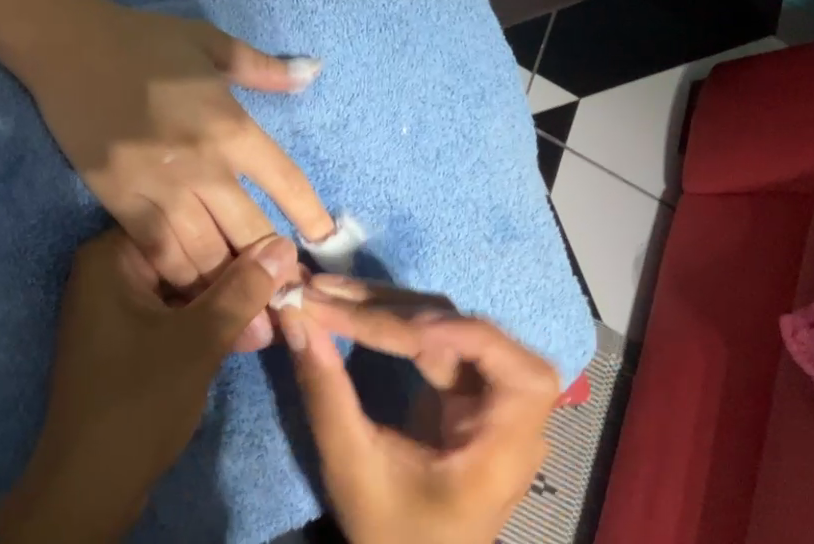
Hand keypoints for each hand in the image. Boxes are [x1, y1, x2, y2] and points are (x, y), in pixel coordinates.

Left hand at [0, 230, 296, 543]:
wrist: (91, 479)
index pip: (179, 223)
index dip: (234, 237)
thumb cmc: (139, 397)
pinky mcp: (122, 336)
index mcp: (109, 255)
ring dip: (223, 304)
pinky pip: (169, 313)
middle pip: (180, 255)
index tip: (281, 252)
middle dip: (232, 276)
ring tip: (272, 322)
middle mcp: (105, 270)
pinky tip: (246, 335)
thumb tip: (284, 245)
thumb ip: (243, 290)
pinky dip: (202, 322)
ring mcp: (111, 304)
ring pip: (179, 287)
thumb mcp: (199, 339)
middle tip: (286, 290)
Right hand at [23, 5, 333, 293]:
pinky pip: (158, 253)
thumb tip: (310, 74)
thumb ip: (260, 67)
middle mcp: (203, 166)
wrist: (70, 49)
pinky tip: (191, 295)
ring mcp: (160, 189)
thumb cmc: (143, 41)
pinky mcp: (119, 202)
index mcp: (230, 126)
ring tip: (249, 315)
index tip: (324, 243)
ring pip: (206, 257)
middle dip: (275, 274)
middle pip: (251, 235)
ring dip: (230, 289)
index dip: (311, 218)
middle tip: (288, 300)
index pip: (287, 182)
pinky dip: (178, 278)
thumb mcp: (208, 42)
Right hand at [276, 278, 561, 543]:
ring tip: (329, 293)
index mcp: (504, 450)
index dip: (468, 337)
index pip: (521, 374)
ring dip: (389, 307)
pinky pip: (428, 344)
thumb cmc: (391, 532)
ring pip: (445, 330)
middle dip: (403, 310)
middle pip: (473, 336)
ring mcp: (480, 402)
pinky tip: (349, 312)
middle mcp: (504, 417)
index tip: (392, 322)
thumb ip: (326, 388)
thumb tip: (292, 314)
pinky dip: (388, 325)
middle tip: (333, 295)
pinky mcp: (455, 395)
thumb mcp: (352, 466)